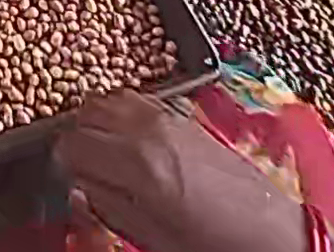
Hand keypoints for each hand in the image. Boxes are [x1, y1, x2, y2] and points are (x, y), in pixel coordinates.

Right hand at [57, 92, 307, 251]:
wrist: (271, 230)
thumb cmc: (212, 243)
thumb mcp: (154, 239)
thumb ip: (109, 206)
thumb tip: (77, 186)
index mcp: (137, 164)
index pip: (74, 144)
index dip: (62, 160)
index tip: (64, 173)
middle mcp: (145, 129)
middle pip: (85, 112)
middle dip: (74, 134)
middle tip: (78, 161)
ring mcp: (161, 114)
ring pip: (105, 97)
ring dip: (94, 118)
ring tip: (99, 146)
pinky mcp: (176, 110)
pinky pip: (130, 96)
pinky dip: (117, 109)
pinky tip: (124, 135)